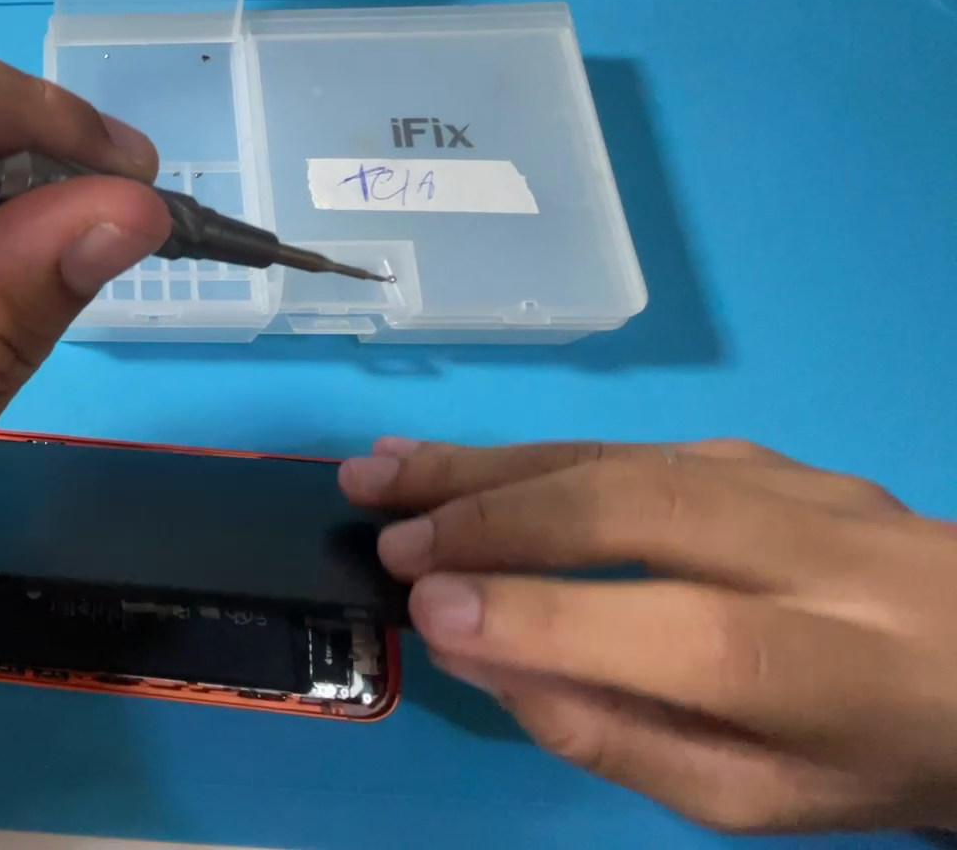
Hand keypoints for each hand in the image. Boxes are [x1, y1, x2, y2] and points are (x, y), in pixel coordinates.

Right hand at [341, 438, 956, 832]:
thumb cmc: (862, 754)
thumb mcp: (746, 795)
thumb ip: (606, 733)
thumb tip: (466, 651)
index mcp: (858, 678)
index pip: (697, 639)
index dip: (548, 620)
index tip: (425, 611)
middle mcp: (836, 557)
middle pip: (641, 510)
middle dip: (493, 519)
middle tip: (389, 538)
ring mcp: (791, 483)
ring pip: (608, 456)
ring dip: (474, 465)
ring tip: (375, 472)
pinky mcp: (745, 450)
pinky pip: (607, 443)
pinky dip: (505, 452)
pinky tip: (435, 459)